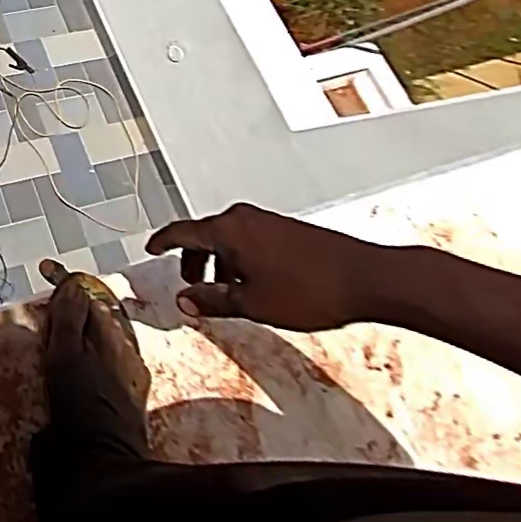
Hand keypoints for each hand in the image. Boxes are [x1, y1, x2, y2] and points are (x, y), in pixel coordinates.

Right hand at [145, 203, 400, 331]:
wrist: (369, 278)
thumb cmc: (311, 289)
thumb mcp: (253, 303)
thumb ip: (212, 301)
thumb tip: (185, 301)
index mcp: (227, 230)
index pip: (181, 232)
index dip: (162, 242)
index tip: (151, 248)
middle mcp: (242, 218)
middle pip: (203, 234)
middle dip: (193, 260)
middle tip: (192, 285)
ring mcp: (265, 221)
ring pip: (226, 237)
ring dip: (218, 261)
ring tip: (226, 291)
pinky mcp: (284, 229)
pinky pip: (247, 238)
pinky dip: (238, 257)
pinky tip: (253, 283)